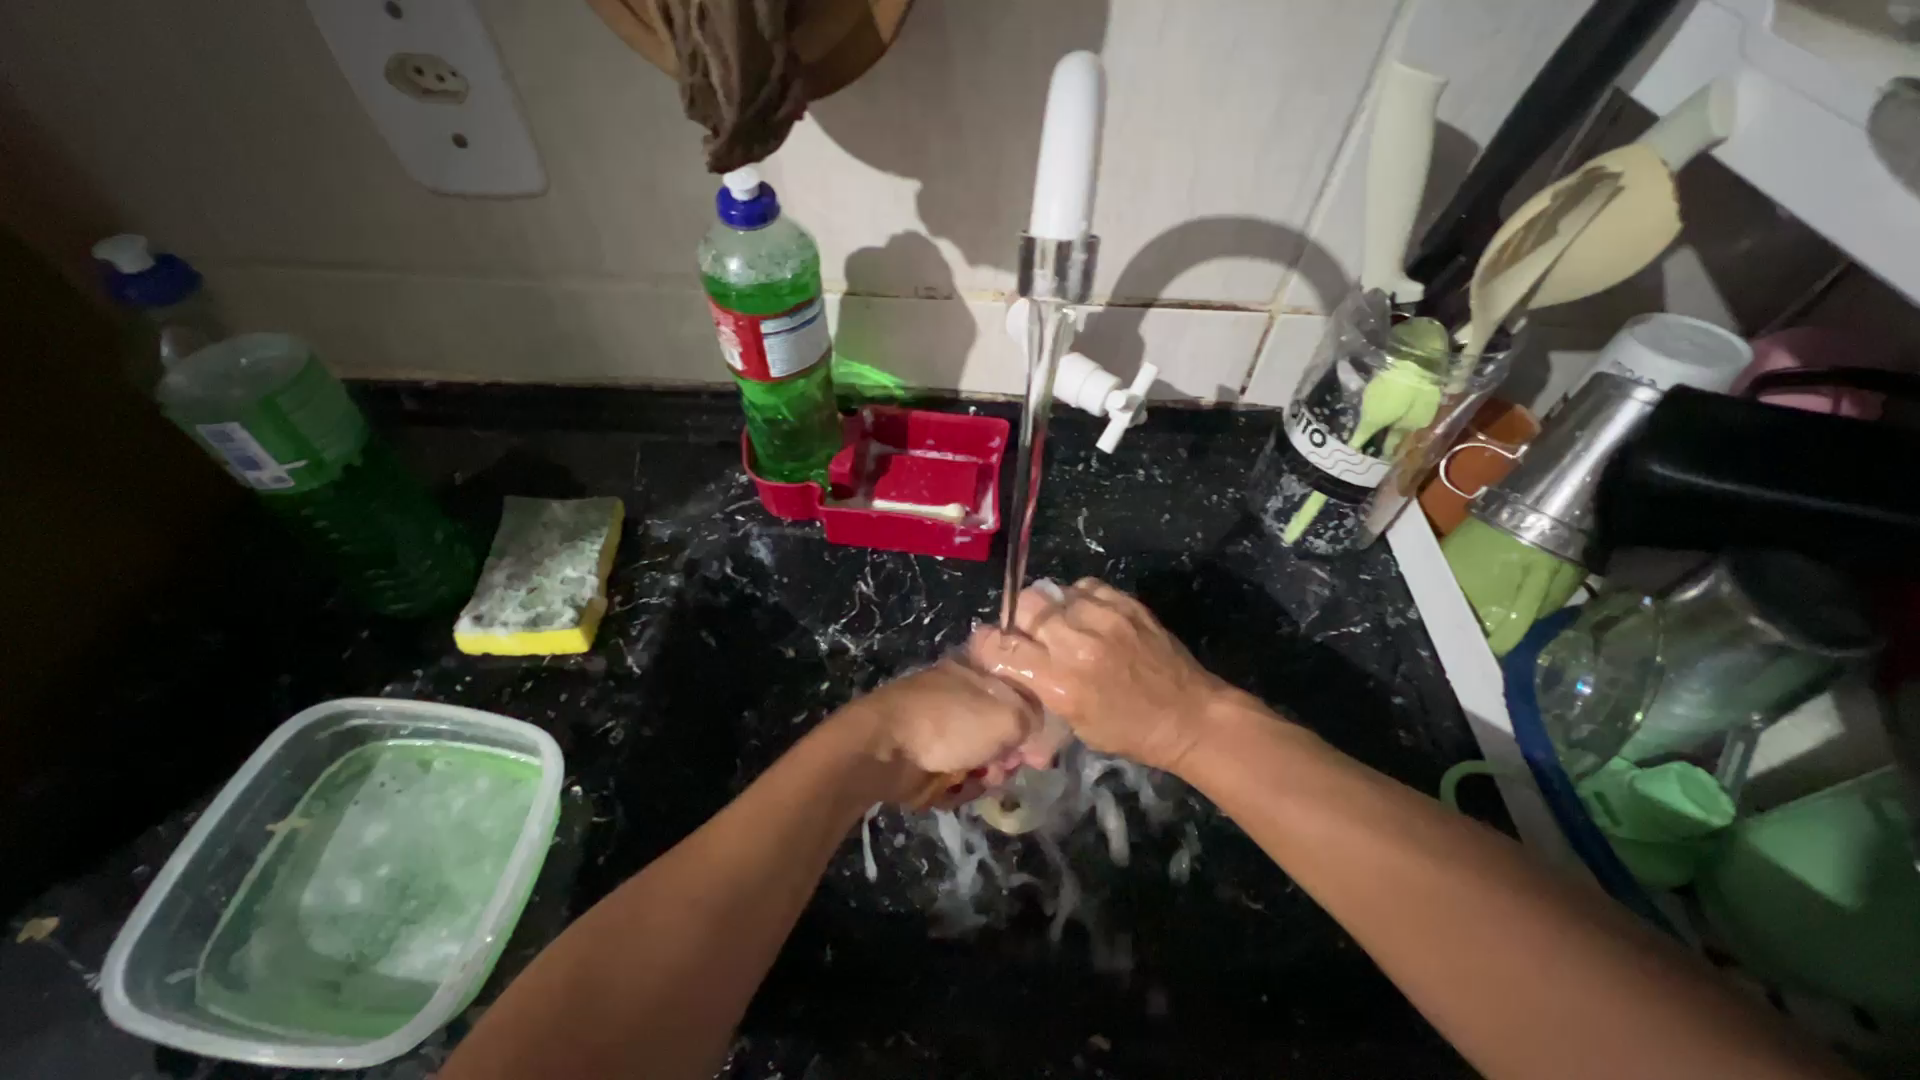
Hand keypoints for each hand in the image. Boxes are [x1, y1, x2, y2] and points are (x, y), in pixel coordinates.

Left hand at [840, 658, 1042, 805]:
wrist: (880, 749)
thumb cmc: (947, 723)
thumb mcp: (1006, 716)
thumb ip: (1031, 724)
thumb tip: (1035, 743)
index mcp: (973, 673)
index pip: (1018, 695)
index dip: (1034, 723)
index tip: (1040, 749)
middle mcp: (956, 697)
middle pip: (999, 731)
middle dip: (1007, 754)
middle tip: (1004, 768)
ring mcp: (936, 730)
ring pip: (978, 758)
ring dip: (984, 775)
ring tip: (977, 781)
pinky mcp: (921, 759)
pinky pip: (954, 776)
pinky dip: (957, 787)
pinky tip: (954, 789)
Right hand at [969, 579, 1244, 773]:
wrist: (1189, 715)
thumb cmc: (1129, 732)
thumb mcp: (1074, 724)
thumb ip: (1040, 688)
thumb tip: (1011, 662)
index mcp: (1060, 684)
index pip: (1002, 647)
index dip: (987, 644)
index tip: (990, 646)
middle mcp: (1077, 644)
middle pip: (1025, 605)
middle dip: (1019, 618)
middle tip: (1029, 632)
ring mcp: (1104, 618)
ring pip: (1054, 591)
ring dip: (1051, 608)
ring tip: (1062, 624)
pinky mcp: (1126, 603)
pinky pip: (1085, 586)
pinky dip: (1078, 599)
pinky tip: (1087, 616)